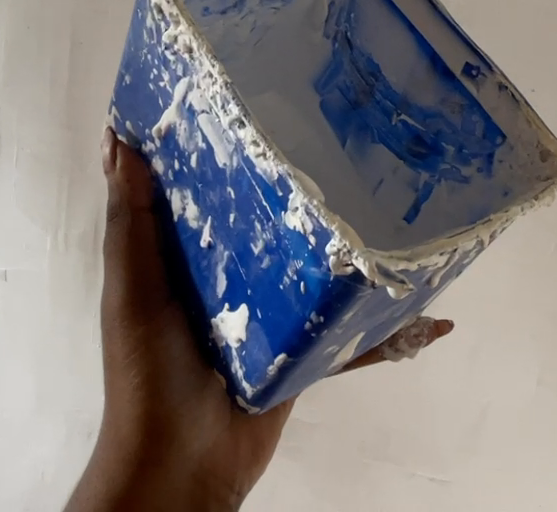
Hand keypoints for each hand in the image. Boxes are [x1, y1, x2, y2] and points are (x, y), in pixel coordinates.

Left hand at [65, 132, 454, 511]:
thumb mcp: (134, 286)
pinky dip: (393, 329)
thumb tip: (119, 137)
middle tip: (357, 139)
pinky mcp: (307, 348)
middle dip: (315, 187)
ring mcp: (278, 311)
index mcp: (195, 253)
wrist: (183, 462)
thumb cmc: (150, 367)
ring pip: (325, 267)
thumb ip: (131, 221)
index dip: (238, 142)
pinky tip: (436, 318)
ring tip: (403, 206)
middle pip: (282, 220)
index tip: (270, 93)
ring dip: (360, 246)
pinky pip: (356, 333)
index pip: (219, 183)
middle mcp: (239, 275)